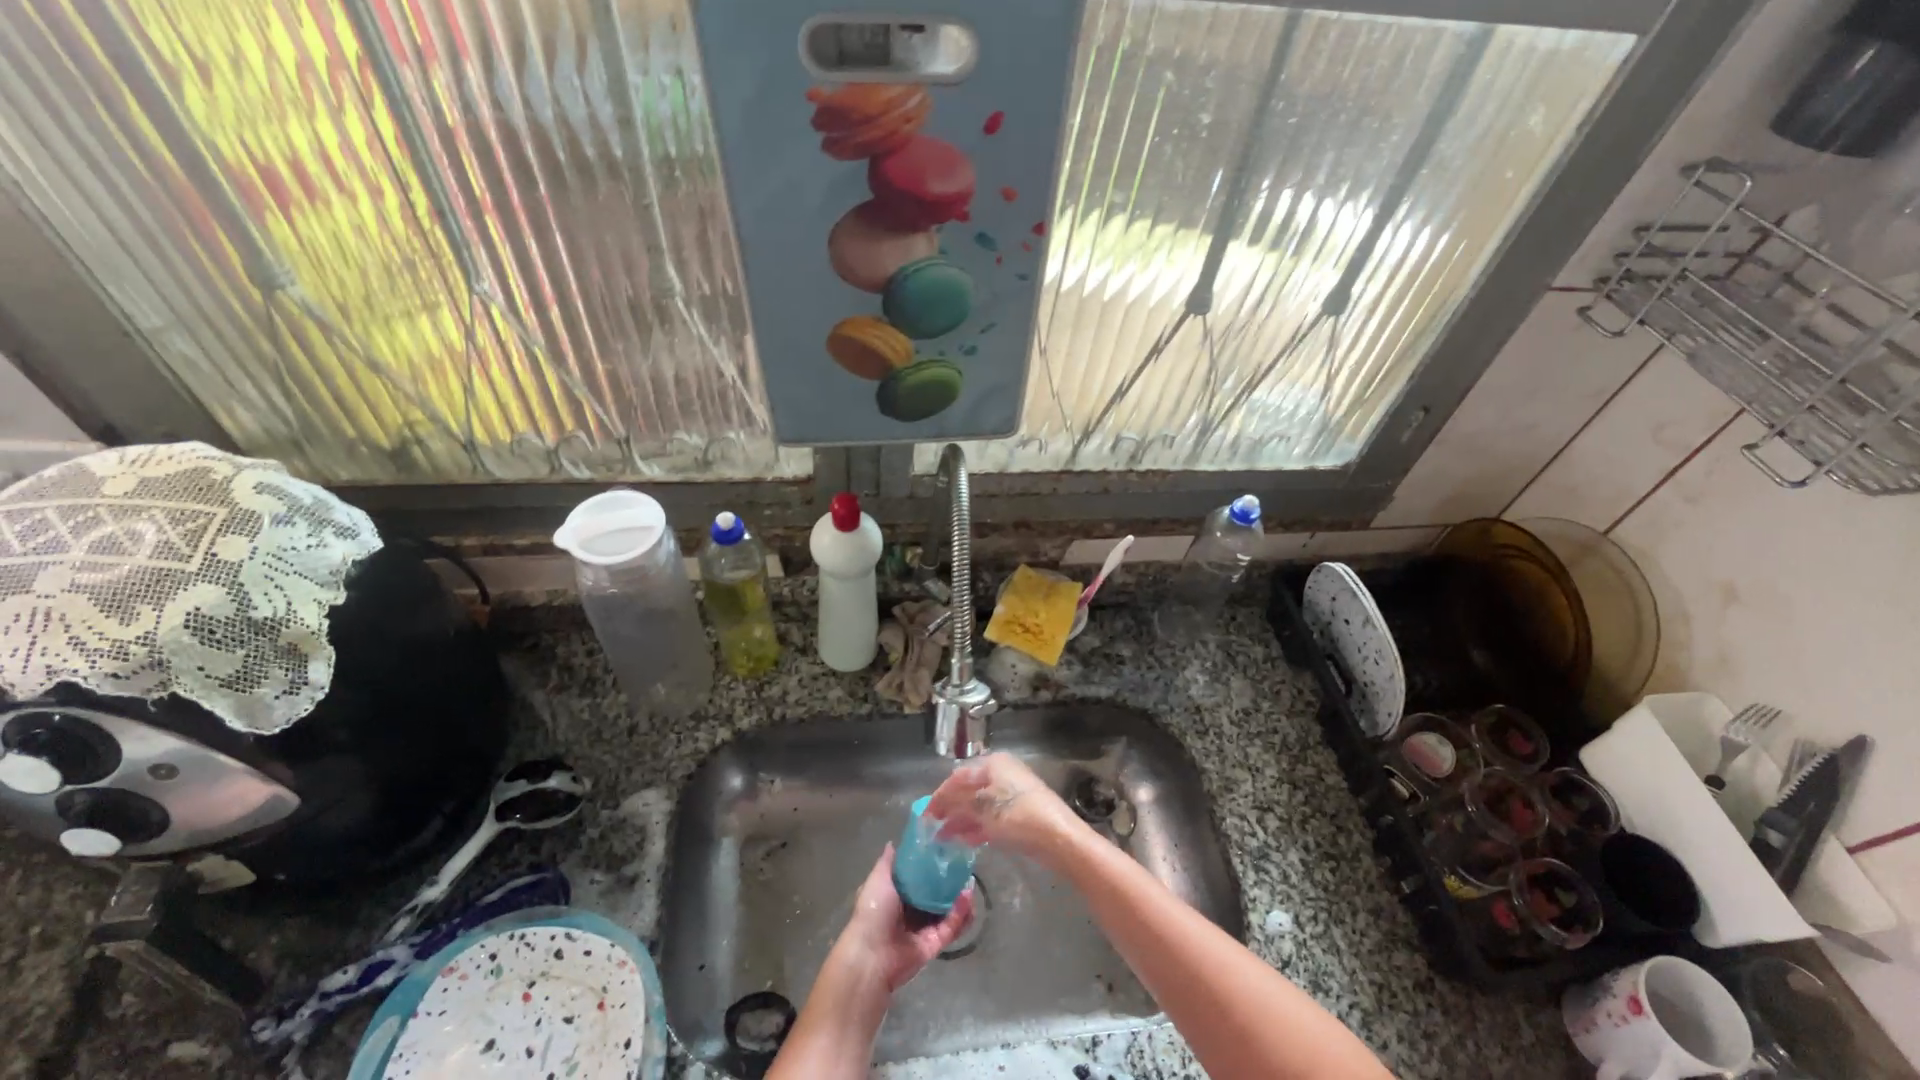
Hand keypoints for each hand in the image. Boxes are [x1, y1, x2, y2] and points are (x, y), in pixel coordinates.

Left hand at [829, 844, 974, 994]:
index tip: (946, 852)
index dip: (931, 867)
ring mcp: (924, 929)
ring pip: (948, 912)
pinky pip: (951, 927)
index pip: (918, 879)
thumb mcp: (878, 880)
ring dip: (960, 900)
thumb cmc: (872, 912)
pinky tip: (967, 899)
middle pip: (936, 895)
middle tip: (965, 869)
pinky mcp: (935, 944)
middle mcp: (911, 912)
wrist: (871, 954)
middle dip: (951, 884)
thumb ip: (888, 863)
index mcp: (897, 896)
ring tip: (970, 885)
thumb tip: (892, 843)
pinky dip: (960, 914)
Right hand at [925, 752, 1087, 862]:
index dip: (940, 796)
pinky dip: (976, 828)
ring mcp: (1012, 795)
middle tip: (932, 828)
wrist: (1059, 839)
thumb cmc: (1018, 816)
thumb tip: (940, 805)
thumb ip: (959, 804)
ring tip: (943, 838)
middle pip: (968, 791)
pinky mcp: (1019, 815)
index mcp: (994, 764)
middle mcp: (1002, 775)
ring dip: (961, 821)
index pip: (958, 777)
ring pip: (979, 806)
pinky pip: (991, 818)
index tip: (925, 816)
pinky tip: (963, 841)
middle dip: (949, 809)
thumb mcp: (983, 808)